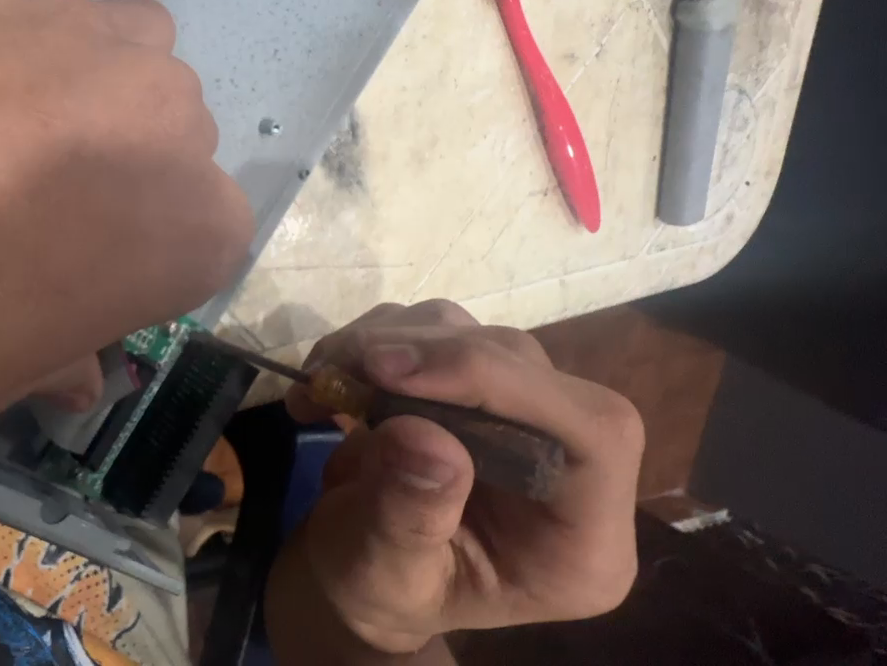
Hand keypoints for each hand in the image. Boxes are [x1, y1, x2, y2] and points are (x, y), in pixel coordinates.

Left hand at [0, 0, 254, 482]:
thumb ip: (54, 347)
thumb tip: (78, 361)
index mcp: (179, 225)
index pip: (213, 229)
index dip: (142, 261)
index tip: (80, 278)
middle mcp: (152, 107)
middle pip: (173, 123)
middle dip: (118, 167)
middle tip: (21, 203)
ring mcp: (63, 22)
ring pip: (122, 36)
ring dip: (79, 77)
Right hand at [265, 300, 643, 662]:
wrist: (349, 568)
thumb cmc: (375, 588)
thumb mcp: (385, 572)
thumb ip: (409, 512)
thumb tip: (424, 434)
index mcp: (577, 537)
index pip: (594, 433)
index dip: (501, 383)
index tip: (393, 373)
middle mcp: (562, 467)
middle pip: (525, 368)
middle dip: (423, 354)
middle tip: (338, 369)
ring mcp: (513, 418)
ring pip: (472, 334)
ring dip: (386, 341)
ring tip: (321, 380)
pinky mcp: (463, 387)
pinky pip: (430, 328)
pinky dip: (369, 339)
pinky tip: (328, 379)